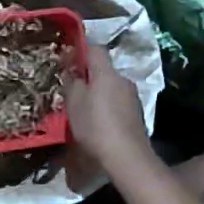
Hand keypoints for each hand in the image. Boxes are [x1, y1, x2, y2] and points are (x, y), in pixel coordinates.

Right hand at [65, 42, 153, 173]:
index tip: (67, 60)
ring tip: (84, 109)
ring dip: (98, 92)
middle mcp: (123, 80)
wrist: (126, 155)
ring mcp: (132, 97)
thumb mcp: (74, 103)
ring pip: (111, 86)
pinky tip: (98, 121)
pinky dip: (107, 106)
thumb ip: (72, 83)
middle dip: (88, 76)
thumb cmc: (95, 125)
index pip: (95, 49)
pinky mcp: (136, 113)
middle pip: (103, 70)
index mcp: (107, 73)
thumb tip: (73, 73)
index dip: (80, 50)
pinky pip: (117, 101)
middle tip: (72, 89)